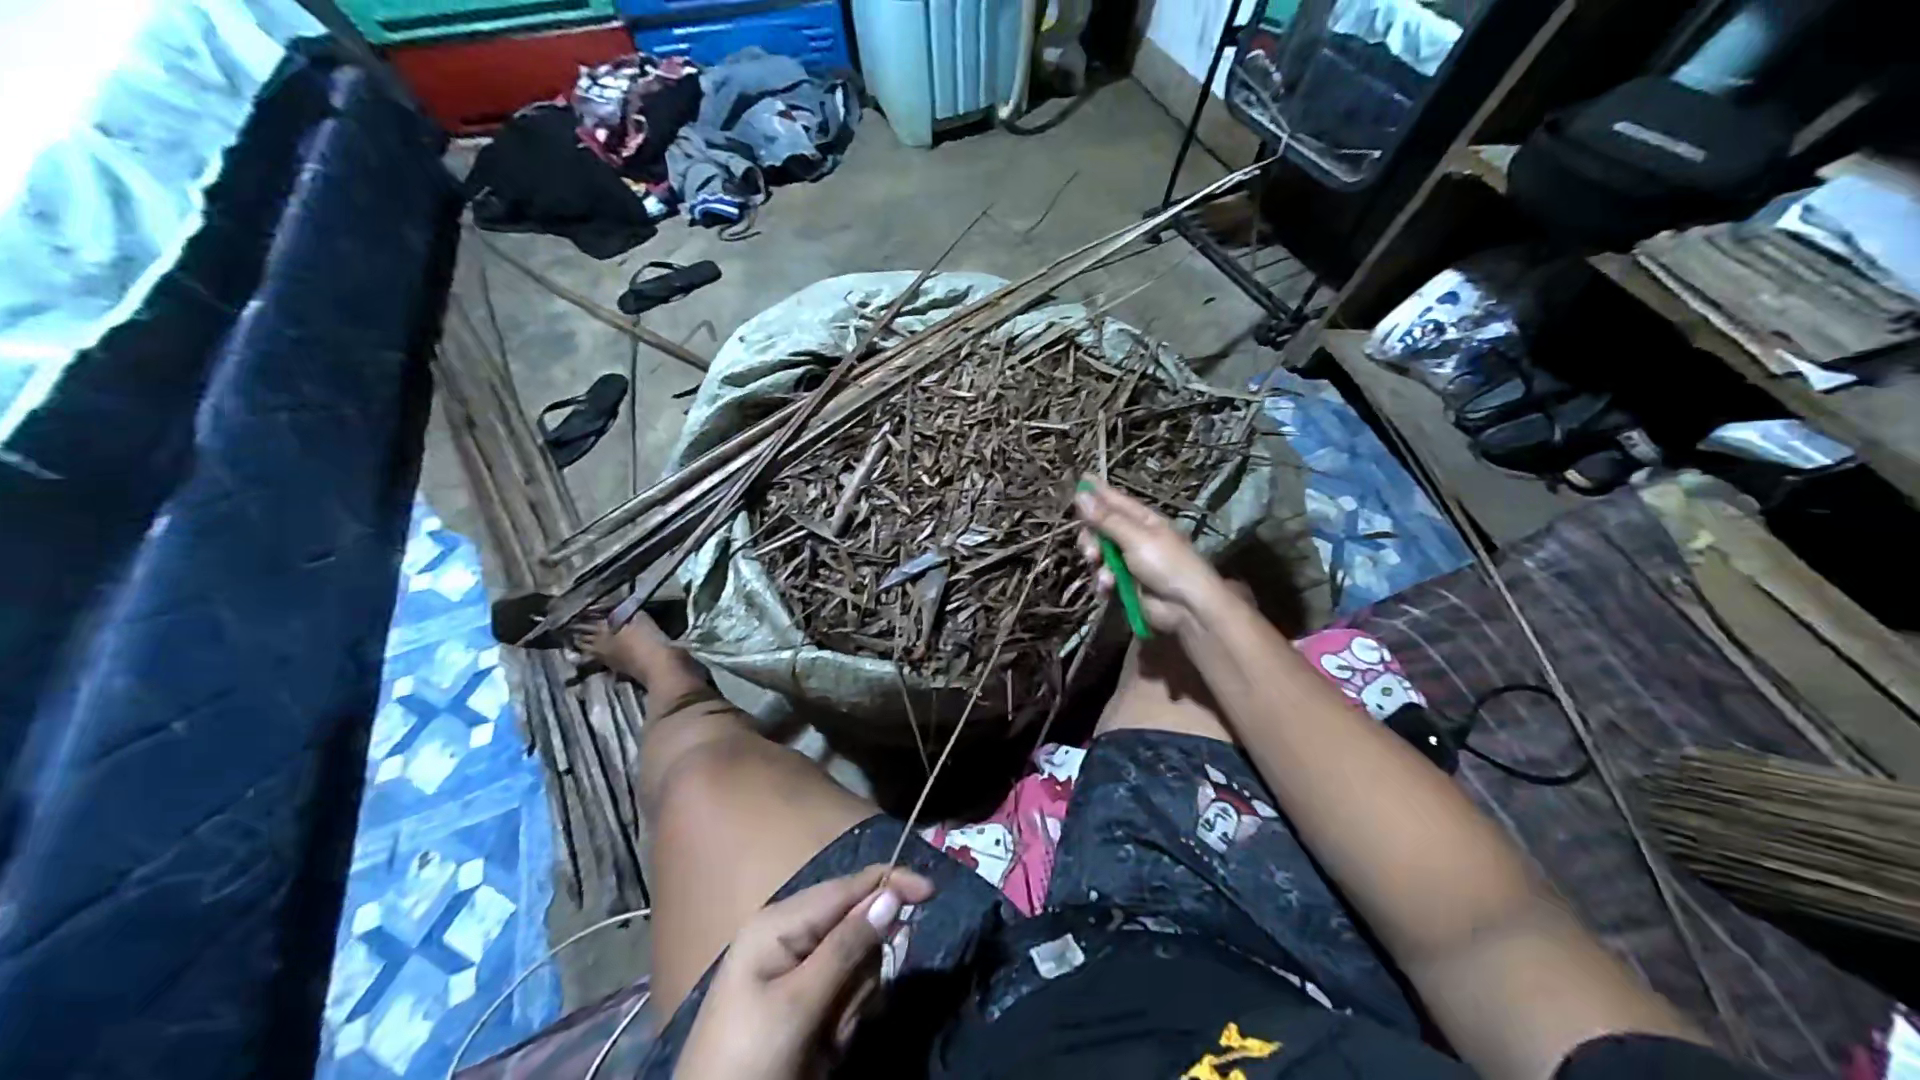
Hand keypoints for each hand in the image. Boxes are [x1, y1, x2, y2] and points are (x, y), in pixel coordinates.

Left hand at [673, 865, 935, 1079]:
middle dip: (863, 970)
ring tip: (826, 1038)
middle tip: (842, 1013)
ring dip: (854, 1001)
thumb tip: (891, 894)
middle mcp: (790, 934)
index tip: (932, 892)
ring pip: (857, 963)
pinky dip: (846, 1016)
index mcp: (780, 922)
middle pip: (857, 927)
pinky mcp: (803, 998)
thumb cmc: (749, 1058)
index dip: (891, 882)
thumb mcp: (798, 1005)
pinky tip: (826, 1046)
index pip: (848, 886)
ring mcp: (796, 967)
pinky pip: (846, 991)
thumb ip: (847, 947)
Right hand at [1074, 477, 1232, 636]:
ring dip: (1098, 565)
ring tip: (1106, 576)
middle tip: (1093, 552)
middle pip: (1099, 528)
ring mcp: (1128, 561)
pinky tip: (1108, 589)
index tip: (1080, 477)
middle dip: (1091, 539)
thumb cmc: (1167, 564)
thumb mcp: (1136, 537)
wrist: (1186, 607)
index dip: (1097, 490)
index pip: (1115, 500)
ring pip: (1097, 554)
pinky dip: (1103, 583)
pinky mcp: (1123, 583)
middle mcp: (1134, 537)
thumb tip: (1081, 494)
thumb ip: (1106, 519)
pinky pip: (1102, 577)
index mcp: (1143, 520)